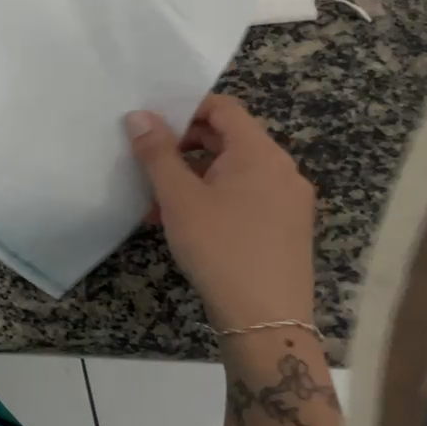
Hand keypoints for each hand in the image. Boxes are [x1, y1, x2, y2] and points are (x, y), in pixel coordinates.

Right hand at [125, 95, 316, 330]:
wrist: (265, 318)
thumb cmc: (220, 246)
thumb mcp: (177, 195)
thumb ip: (156, 151)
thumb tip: (139, 116)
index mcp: (261, 156)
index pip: (224, 109)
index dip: (185, 107)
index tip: (149, 123)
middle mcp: (282, 172)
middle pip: (227, 137)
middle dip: (182, 143)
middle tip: (145, 158)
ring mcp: (287, 201)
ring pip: (231, 168)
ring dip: (191, 172)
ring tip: (155, 194)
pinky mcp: (283, 225)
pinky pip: (242, 193)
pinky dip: (210, 193)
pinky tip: (179, 217)